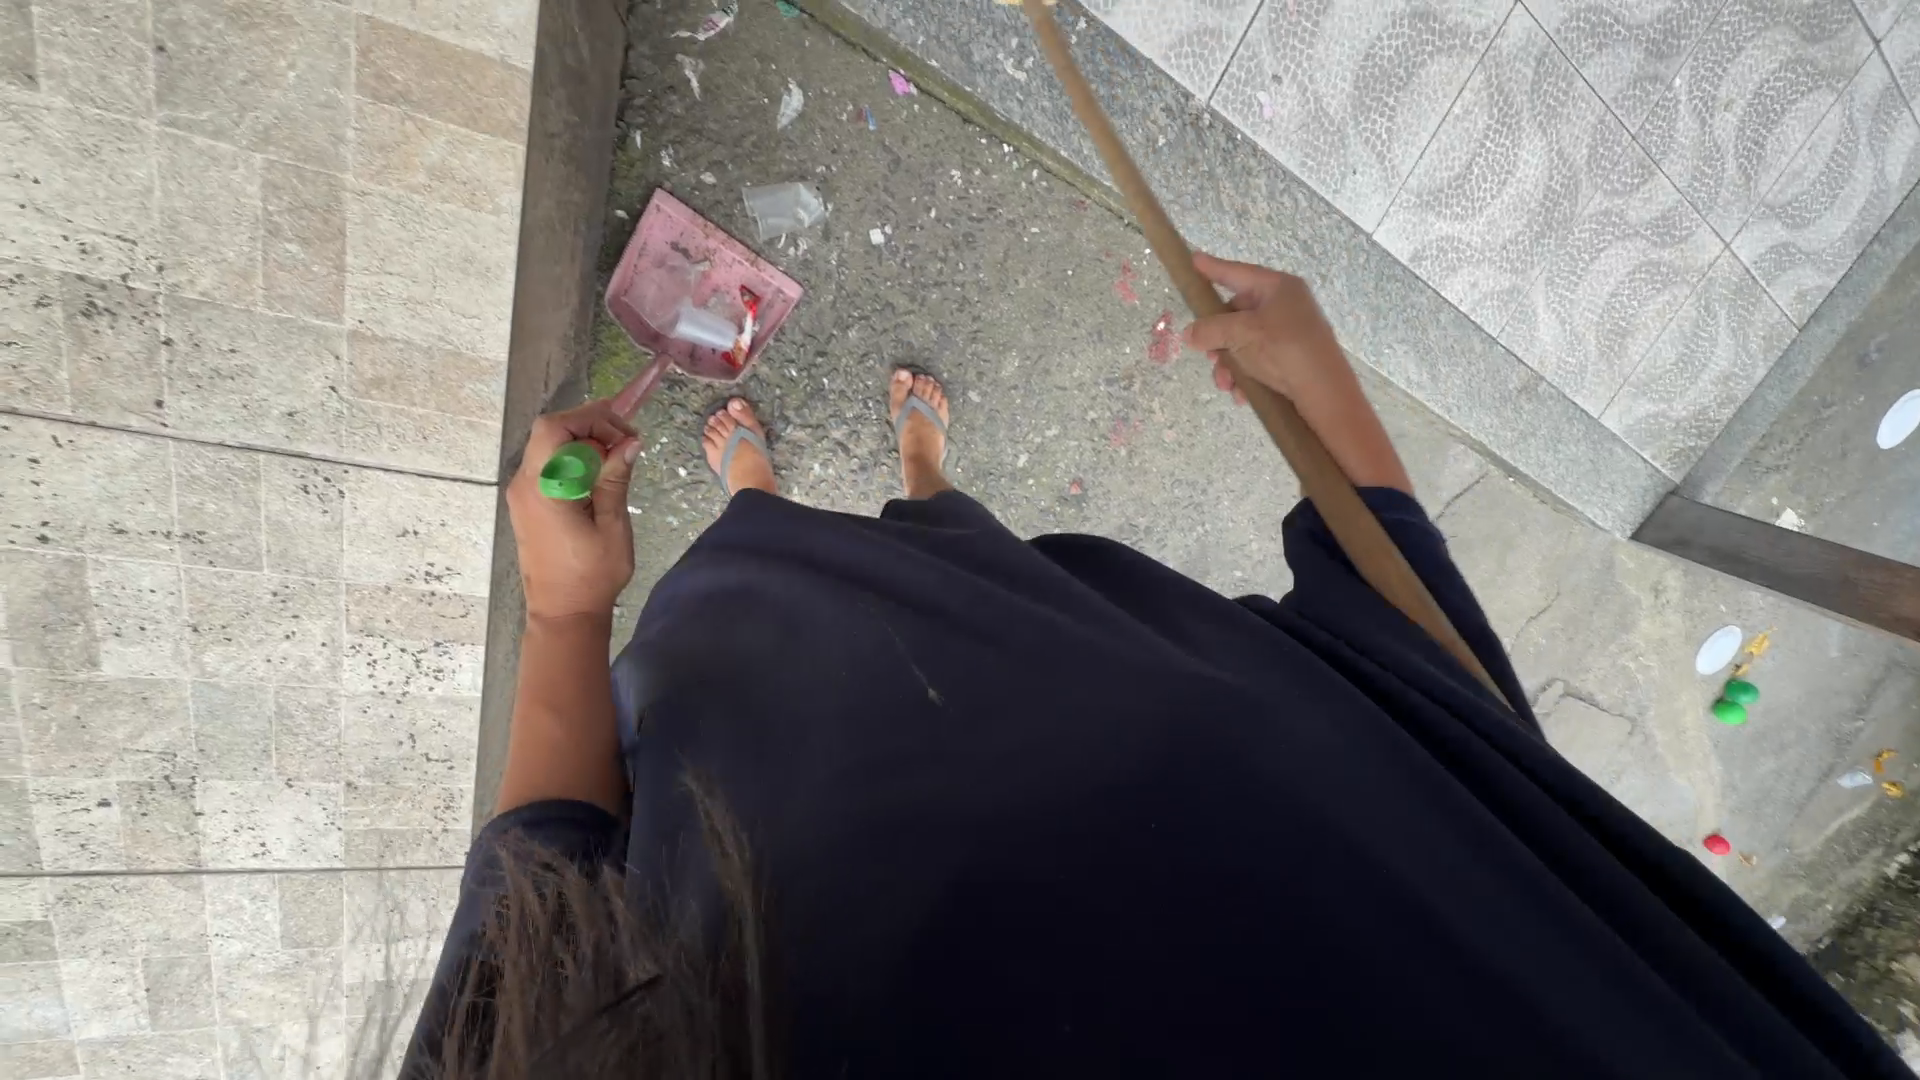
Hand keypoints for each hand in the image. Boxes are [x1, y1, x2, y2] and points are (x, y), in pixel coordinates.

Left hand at [506, 400, 640, 622]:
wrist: (563, 612)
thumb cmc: (592, 574)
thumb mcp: (612, 525)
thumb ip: (615, 479)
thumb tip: (630, 443)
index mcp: (543, 488)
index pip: (555, 428)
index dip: (591, 419)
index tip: (625, 433)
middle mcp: (525, 483)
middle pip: (550, 432)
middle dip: (590, 426)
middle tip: (626, 441)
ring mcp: (523, 493)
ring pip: (549, 446)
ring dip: (584, 442)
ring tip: (619, 456)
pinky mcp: (529, 503)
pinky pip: (549, 466)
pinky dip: (576, 459)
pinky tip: (602, 473)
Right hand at [1183, 253, 1347, 404]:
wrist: (1323, 390)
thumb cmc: (1283, 349)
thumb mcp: (1241, 334)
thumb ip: (1210, 329)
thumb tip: (1189, 333)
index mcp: (1277, 288)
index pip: (1237, 273)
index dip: (1212, 268)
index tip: (1193, 259)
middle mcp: (1284, 305)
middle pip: (1235, 315)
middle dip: (1218, 341)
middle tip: (1208, 356)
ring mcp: (1288, 331)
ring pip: (1242, 342)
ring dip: (1228, 365)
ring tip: (1227, 384)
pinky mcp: (1289, 356)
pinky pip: (1255, 360)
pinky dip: (1244, 376)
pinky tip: (1241, 393)